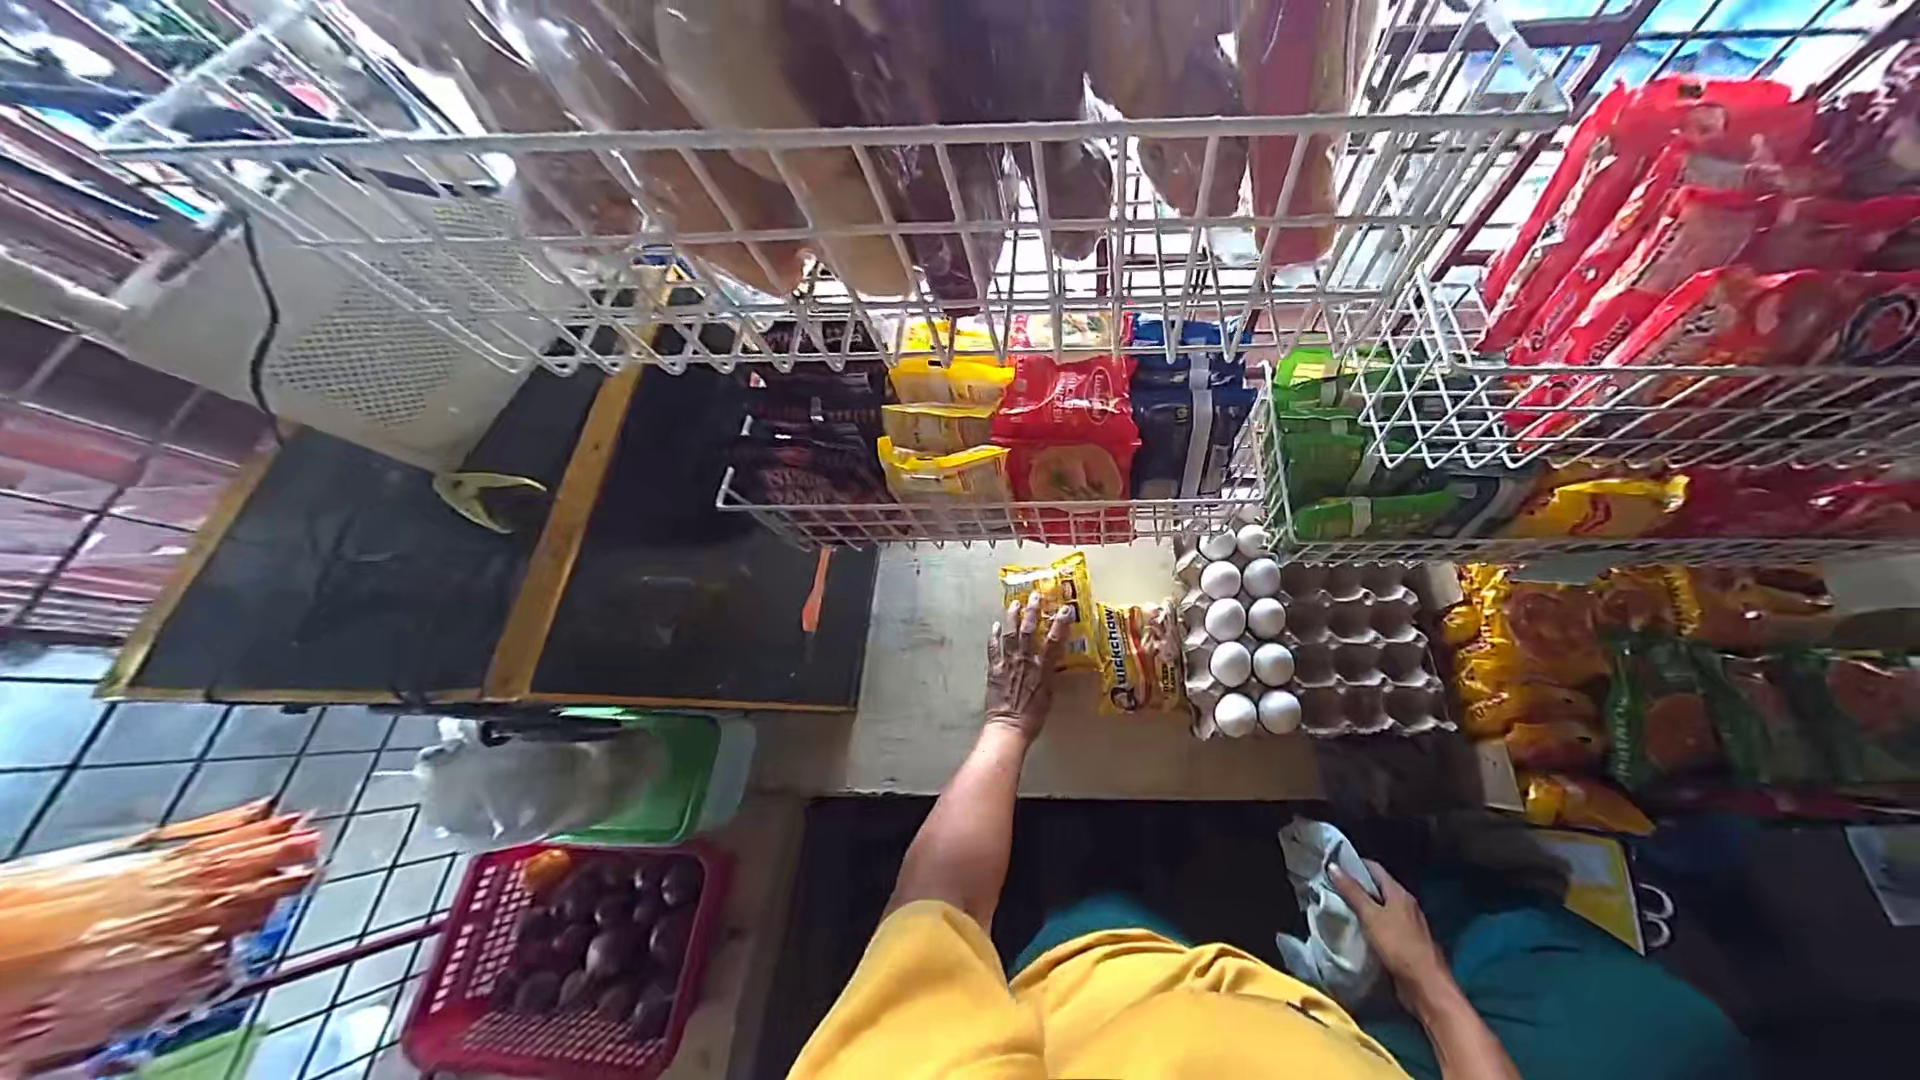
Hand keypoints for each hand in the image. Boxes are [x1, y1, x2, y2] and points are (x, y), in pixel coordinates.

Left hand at [985, 592, 1072, 739]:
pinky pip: (993, 649)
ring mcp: (1007, 664)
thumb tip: (1054, 663)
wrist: (1009, 728)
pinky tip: (995, 625)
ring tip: (1014, 603)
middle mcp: (1025, 662)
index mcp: (1042, 670)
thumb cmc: (1033, 717)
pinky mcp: (994, 670)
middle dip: (1032, 611)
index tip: (1065, 609)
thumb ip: (1050, 676)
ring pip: (1010, 635)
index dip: (1060, 624)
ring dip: (1012, 617)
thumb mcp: (1049, 696)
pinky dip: (994, 636)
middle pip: (1028, 631)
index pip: (1054, 642)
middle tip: (1035, 595)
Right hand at [1330, 859, 1451, 1009]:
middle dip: (1354, 885)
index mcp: (1399, 894)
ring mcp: (1408, 925)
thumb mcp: (1370, 916)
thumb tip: (1333, 866)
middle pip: (1376, 887)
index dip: (1352, 863)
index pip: (1374, 868)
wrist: (1427, 988)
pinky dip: (1368, 922)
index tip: (1332, 865)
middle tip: (1330, 885)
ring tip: (1337, 905)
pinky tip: (1354, 928)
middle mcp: (1406, 905)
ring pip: (1379, 906)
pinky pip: (1382, 924)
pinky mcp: (1406, 942)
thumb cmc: (1399, 946)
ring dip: (1361, 905)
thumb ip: (1352, 891)